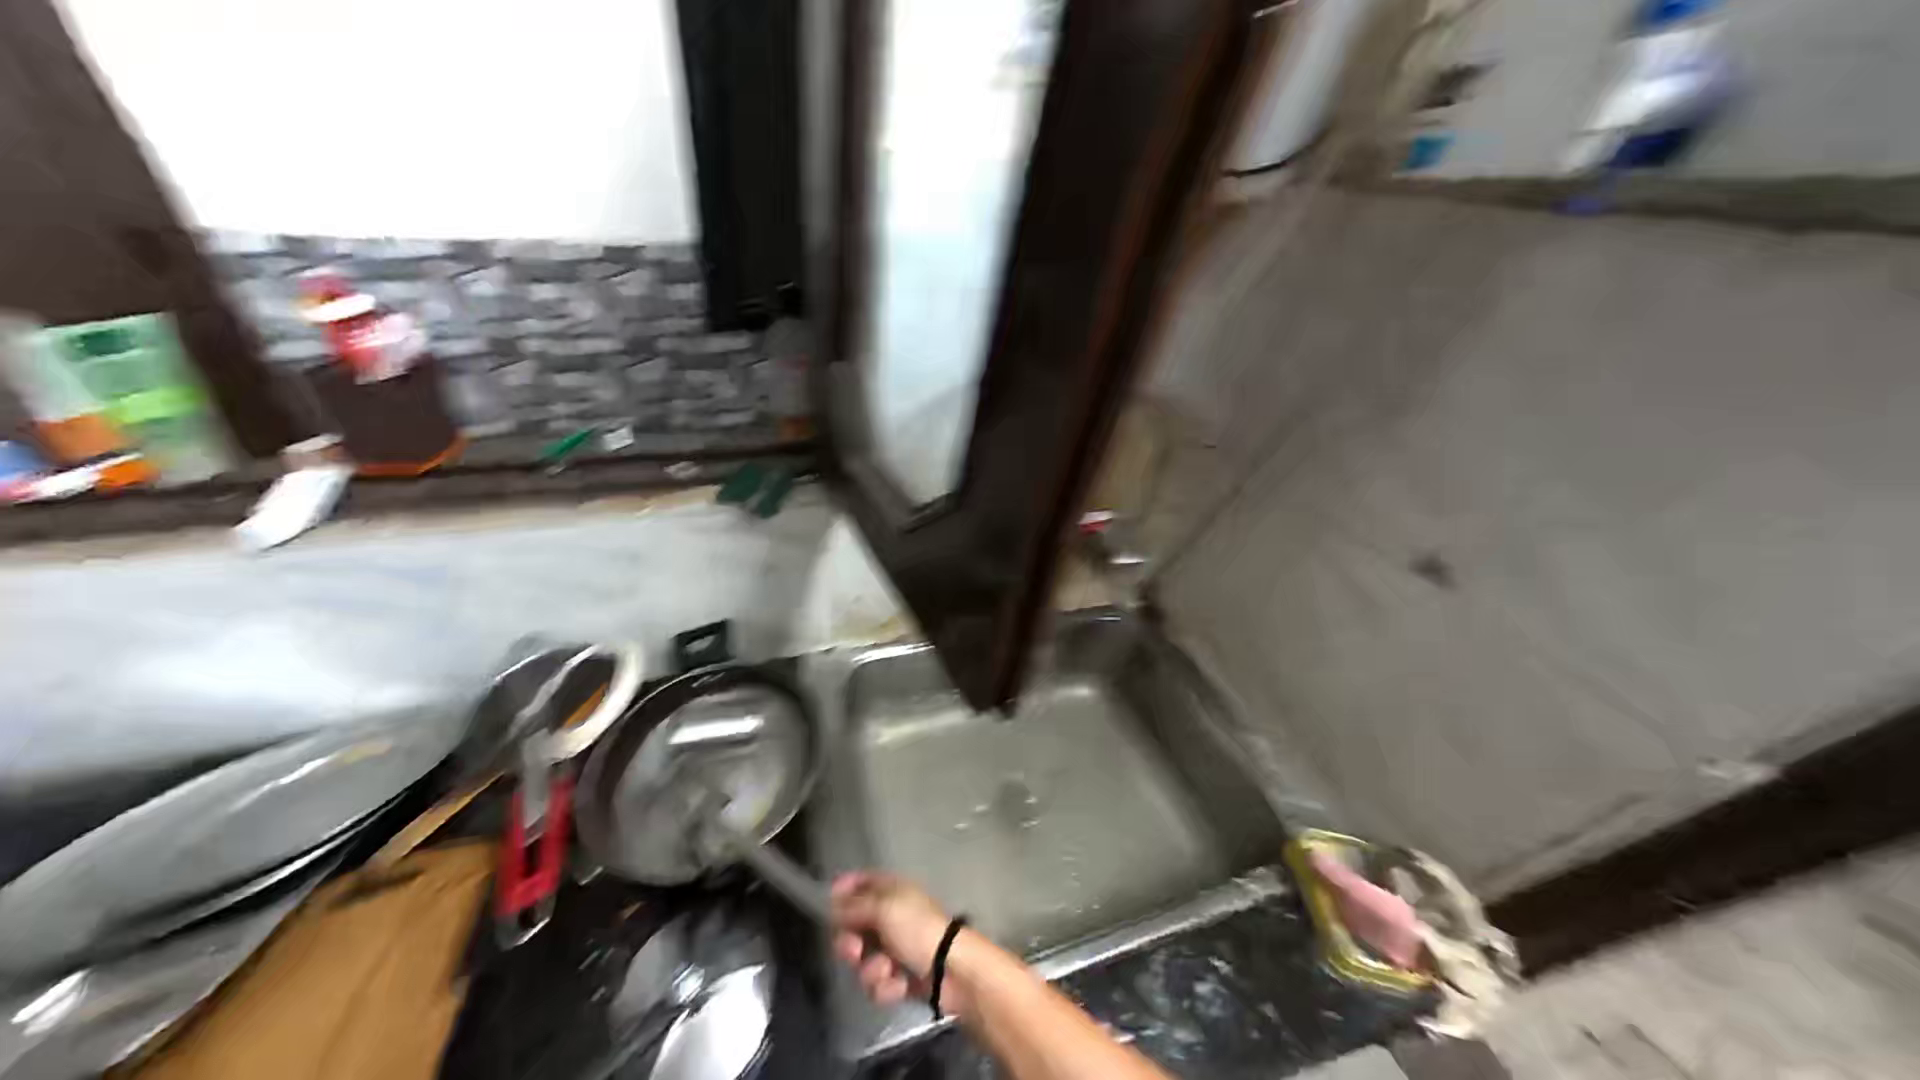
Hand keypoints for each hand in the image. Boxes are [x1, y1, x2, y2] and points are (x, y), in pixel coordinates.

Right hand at [829, 871, 956, 1008]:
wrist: (951, 970)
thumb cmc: (917, 929)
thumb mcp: (884, 909)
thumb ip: (855, 906)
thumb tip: (833, 903)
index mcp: (891, 891)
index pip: (861, 882)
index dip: (843, 890)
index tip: (828, 904)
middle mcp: (890, 917)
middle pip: (853, 928)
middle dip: (849, 944)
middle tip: (854, 951)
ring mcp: (894, 949)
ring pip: (862, 961)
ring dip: (870, 970)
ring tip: (886, 970)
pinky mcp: (898, 978)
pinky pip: (877, 984)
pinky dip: (886, 986)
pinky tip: (899, 985)